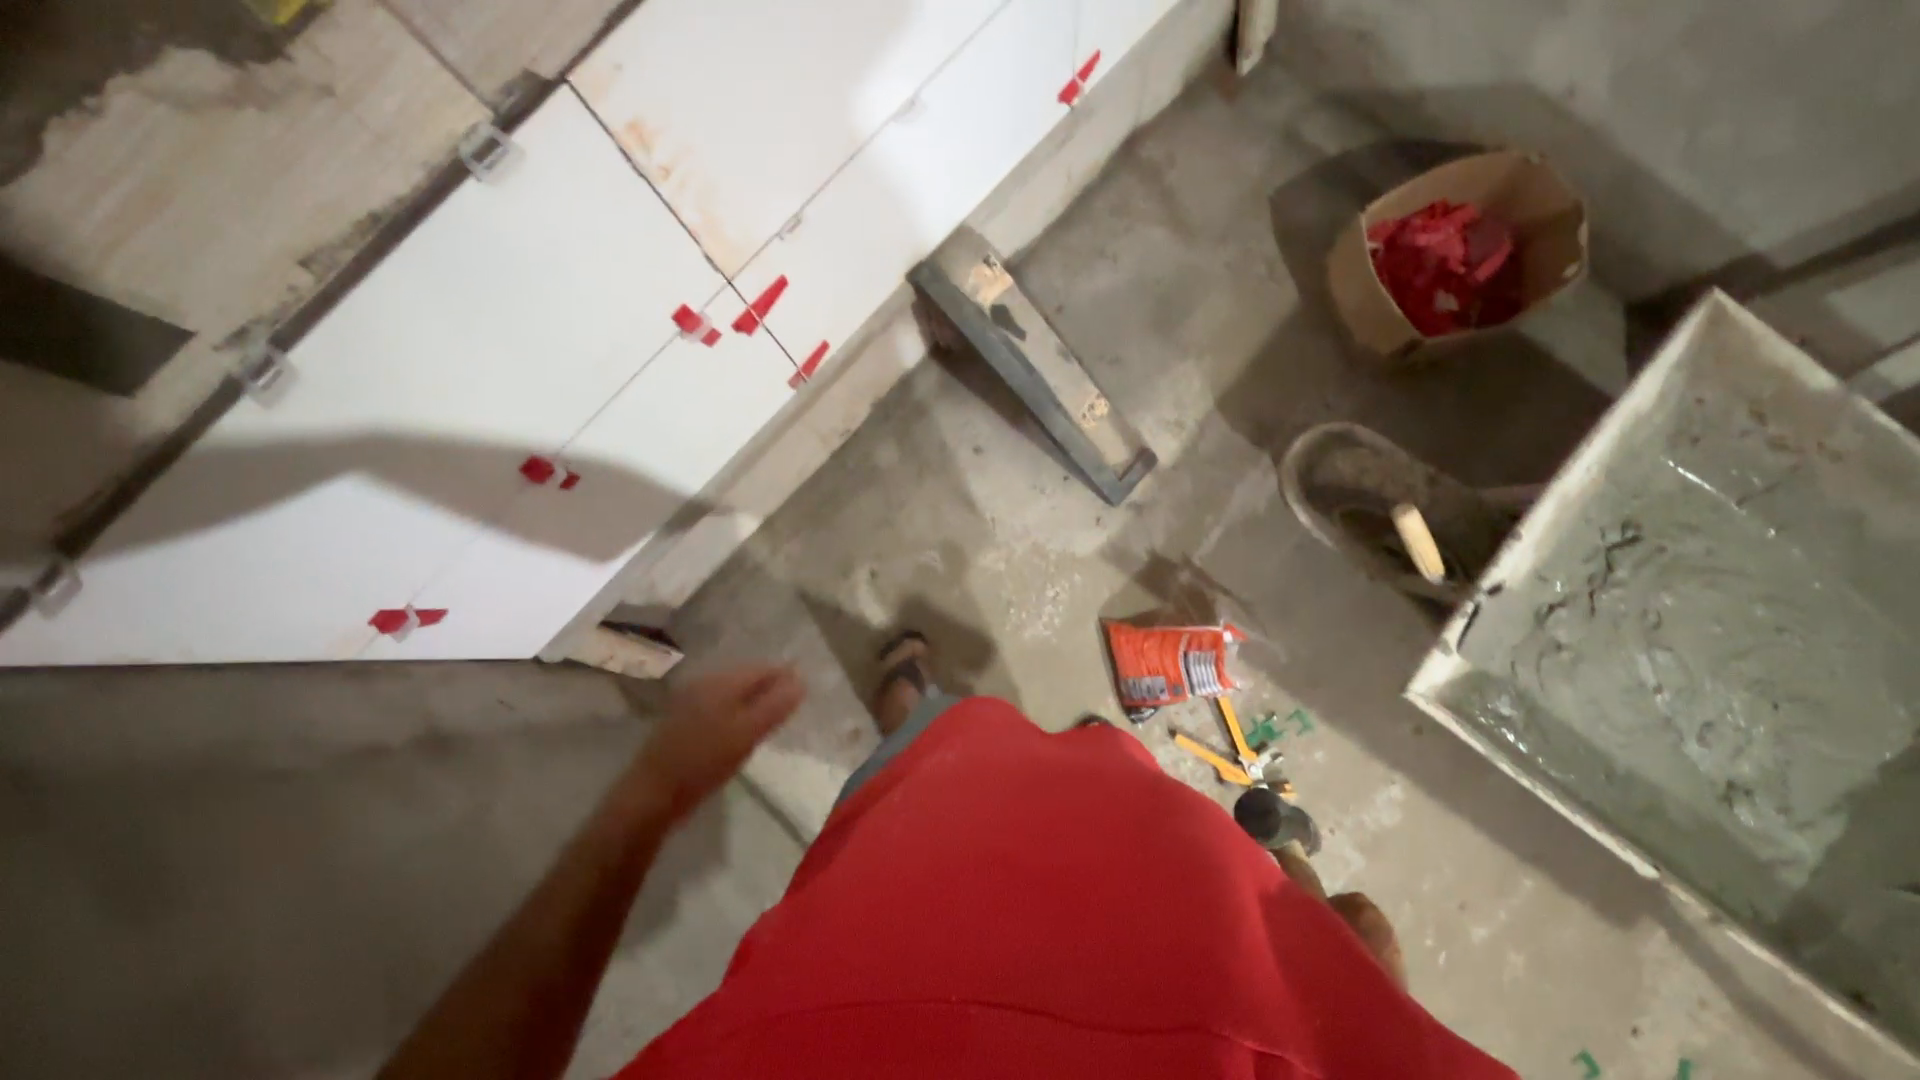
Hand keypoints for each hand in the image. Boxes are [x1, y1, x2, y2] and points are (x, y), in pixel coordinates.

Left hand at [634, 665, 804, 820]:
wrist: (652, 794)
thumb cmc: (703, 762)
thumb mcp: (746, 734)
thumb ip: (775, 706)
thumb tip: (801, 681)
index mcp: (720, 682)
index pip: (762, 669)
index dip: (786, 679)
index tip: (804, 697)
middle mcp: (704, 684)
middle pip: (747, 678)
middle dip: (770, 690)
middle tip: (791, 711)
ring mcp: (690, 702)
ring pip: (733, 694)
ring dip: (753, 703)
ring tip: (771, 723)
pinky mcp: (683, 722)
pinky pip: (719, 708)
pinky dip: (736, 715)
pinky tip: (742, 734)